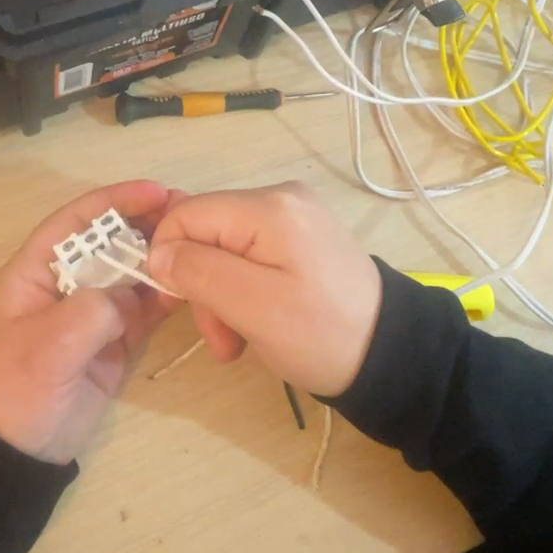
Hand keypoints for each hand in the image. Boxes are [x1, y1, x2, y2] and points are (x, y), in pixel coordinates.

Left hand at [0, 180, 177, 463]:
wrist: (2, 456)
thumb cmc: (9, 388)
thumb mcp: (45, 345)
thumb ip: (93, 311)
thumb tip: (135, 298)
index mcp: (37, 270)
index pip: (79, 221)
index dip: (116, 200)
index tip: (157, 190)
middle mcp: (67, 284)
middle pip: (112, 243)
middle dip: (147, 226)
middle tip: (191, 218)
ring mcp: (91, 315)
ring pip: (132, 276)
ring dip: (162, 261)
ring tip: (199, 250)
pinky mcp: (111, 345)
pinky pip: (143, 313)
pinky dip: (165, 301)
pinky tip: (189, 290)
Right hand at [147, 182, 381, 396]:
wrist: (395, 356)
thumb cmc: (323, 334)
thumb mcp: (255, 308)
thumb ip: (200, 272)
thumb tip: (157, 253)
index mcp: (269, 206)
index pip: (186, 213)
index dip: (168, 257)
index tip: (179, 306)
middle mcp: (279, 196)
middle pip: (205, 231)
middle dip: (201, 286)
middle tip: (220, 340)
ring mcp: (291, 215)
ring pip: (223, 247)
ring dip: (219, 296)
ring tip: (236, 343)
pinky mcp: (298, 237)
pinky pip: (249, 255)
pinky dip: (242, 291)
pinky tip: (253, 323)